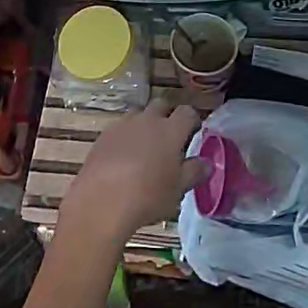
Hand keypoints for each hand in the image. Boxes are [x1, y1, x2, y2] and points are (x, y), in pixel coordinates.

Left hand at [60, 97, 210, 241]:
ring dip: (145, 124)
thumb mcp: (178, 189)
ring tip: (145, 148)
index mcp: (171, 130)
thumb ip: (194, 172)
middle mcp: (148, 120)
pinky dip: (126, 136)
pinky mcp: (104, 135)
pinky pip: (120, 128)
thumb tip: (207, 162)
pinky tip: (123, 157)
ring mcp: (123, 124)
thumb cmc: (148, 196)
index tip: (193, 133)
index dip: (192, 120)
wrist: (101, 202)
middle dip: (168, 116)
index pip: (188, 112)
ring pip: (139, 115)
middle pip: (162, 105)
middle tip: (169, 138)